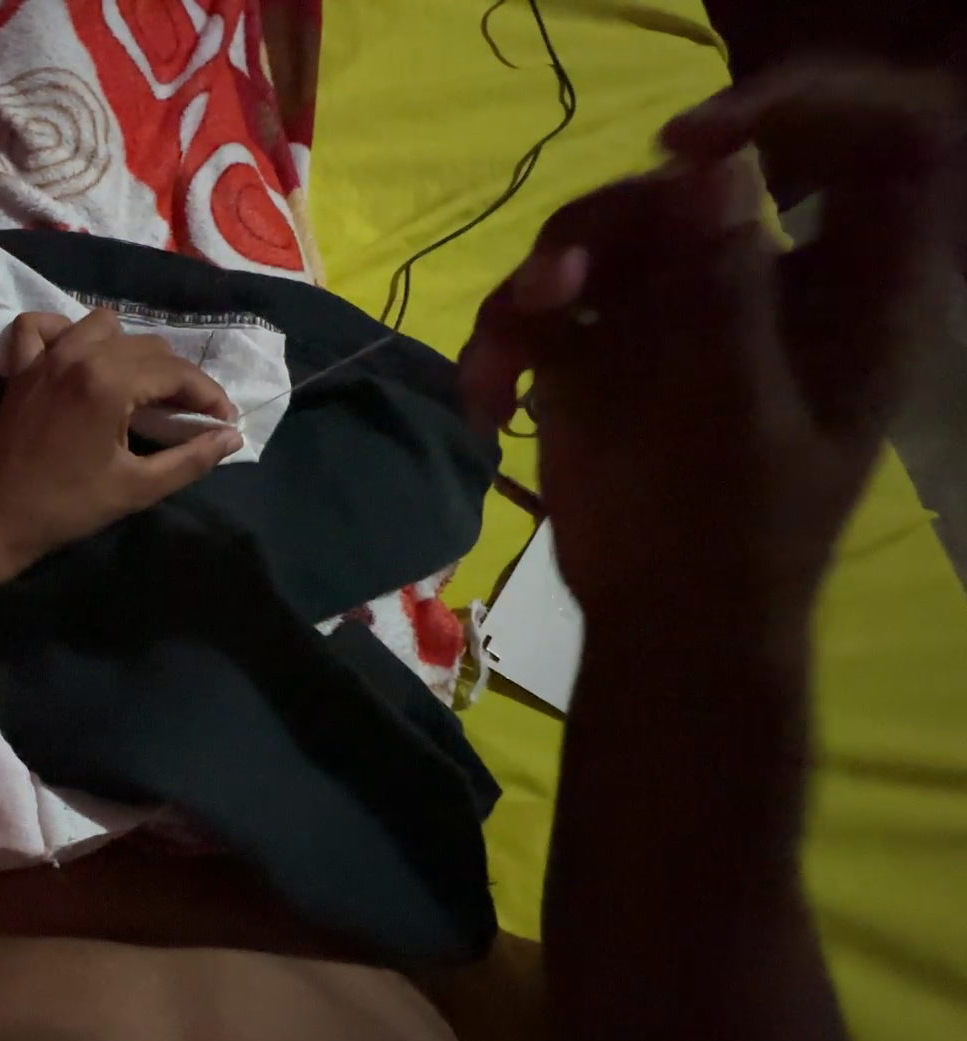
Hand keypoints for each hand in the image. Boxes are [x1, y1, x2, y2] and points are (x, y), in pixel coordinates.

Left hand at [0, 309, 243, 567]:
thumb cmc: (68, 508)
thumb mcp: (137, 488)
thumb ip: (191, 459)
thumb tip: (232, 438)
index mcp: (109, 382)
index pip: (177, 372)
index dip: (209, 396)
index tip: (225, 421)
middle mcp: (78, 355)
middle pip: (147, 346)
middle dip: (177, 377)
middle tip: (188, 414)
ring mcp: (43, 357)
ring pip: (101, 325)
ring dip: (128, 348)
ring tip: (137, 385)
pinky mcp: (18, 368)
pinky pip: (39, 326)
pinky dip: (62, 331)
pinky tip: (78, 356)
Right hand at [460, 62, 957, 622]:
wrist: (657, 612)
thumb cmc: (723, 533)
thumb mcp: (730, 417)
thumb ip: (722, 294)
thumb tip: (707, 168)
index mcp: (845, 292)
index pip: (876, 144)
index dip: (793, 108)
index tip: (679, 143)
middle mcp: (753, 288)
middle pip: (680, 194)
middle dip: (597, 232)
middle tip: (544, 293)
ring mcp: (663, 324)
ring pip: (589, 253)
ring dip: (523, 301)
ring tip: (492, 373)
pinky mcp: (592, 360)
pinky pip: (534, 318)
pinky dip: (496, 352)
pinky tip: (484, 405)